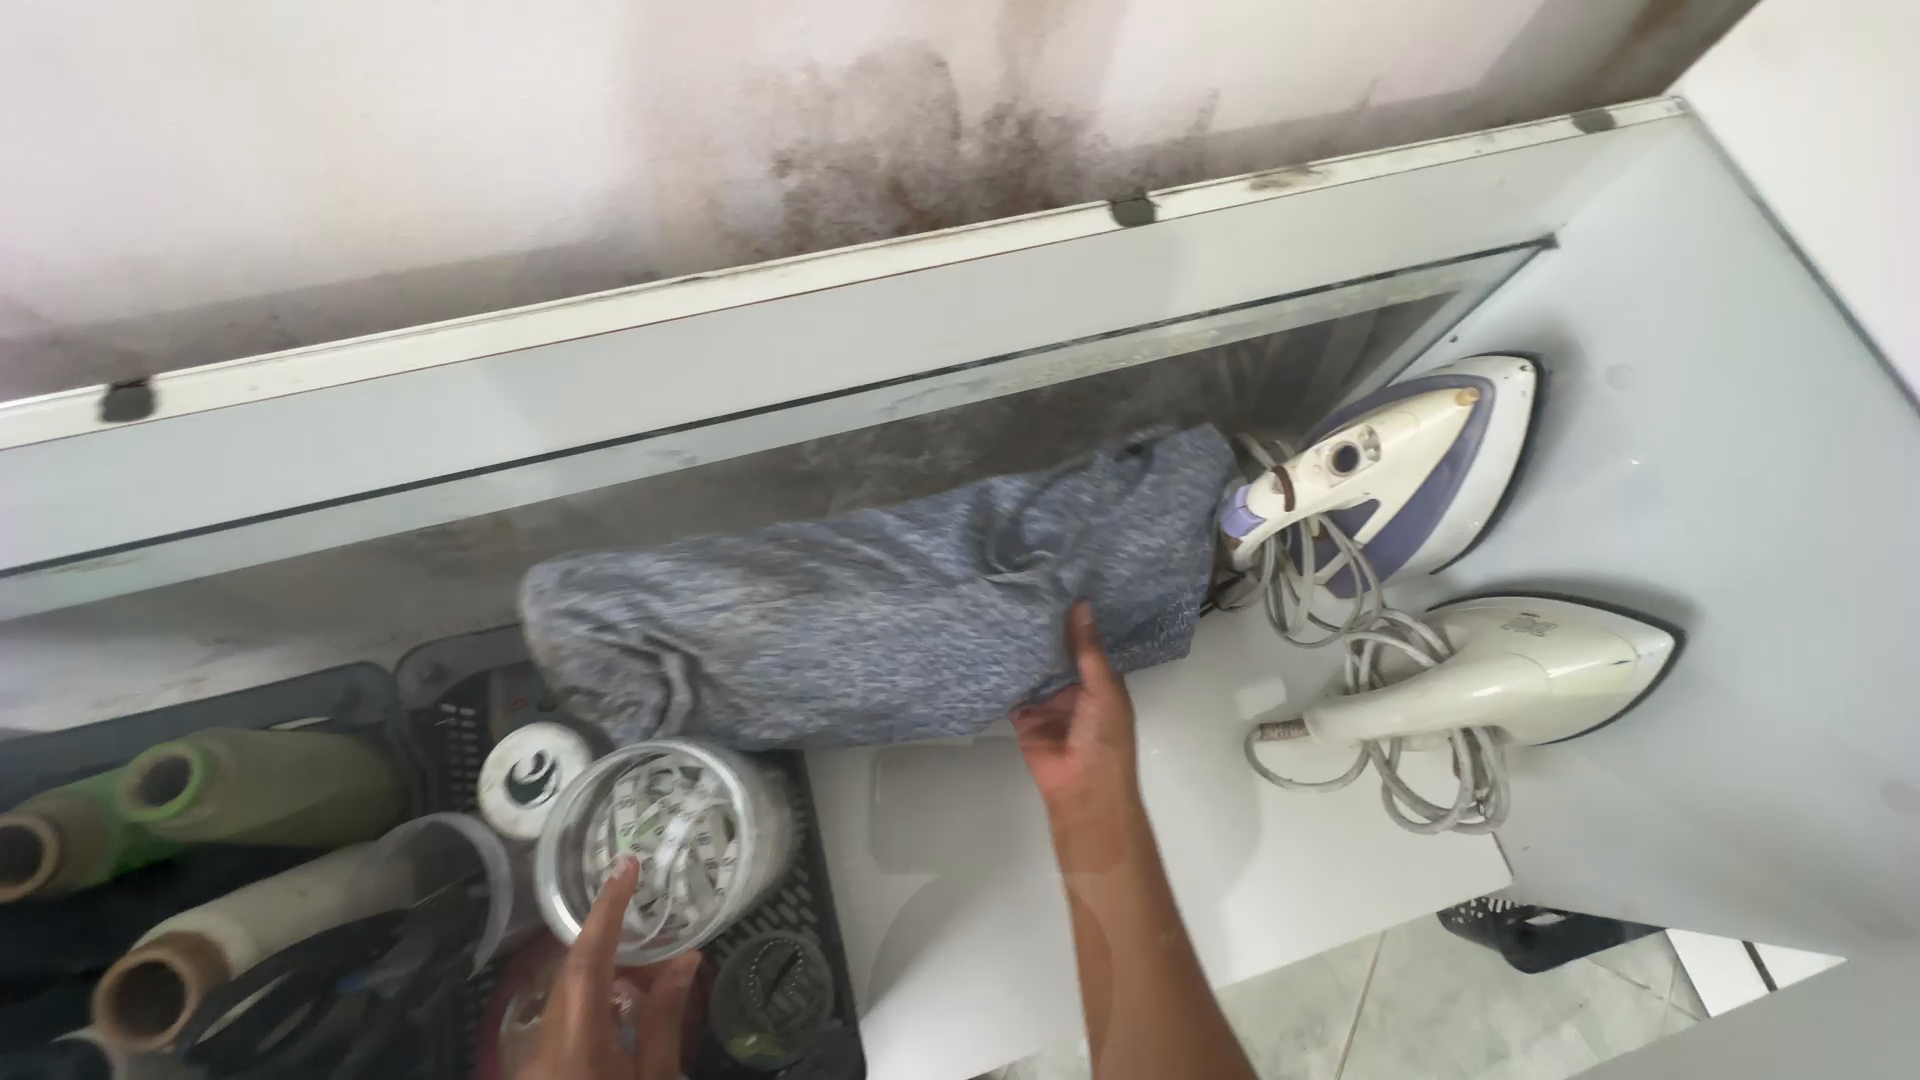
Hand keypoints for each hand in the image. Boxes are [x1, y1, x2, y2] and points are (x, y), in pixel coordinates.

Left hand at [519, 856, 699, 1079]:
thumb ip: (664, 1016)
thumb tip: (685, 958)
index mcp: (575, 1043)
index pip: (588, 959)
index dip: (607, 909)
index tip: (625, 867)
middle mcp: (540, 1050)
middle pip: (570, 976)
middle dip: (606, 937)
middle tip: (639, 902)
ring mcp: (531, 1070)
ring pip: (564, 1002)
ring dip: (601, 974)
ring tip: (643, 960)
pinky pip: (561, 1027)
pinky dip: (593, 1006)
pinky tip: (623, 1012)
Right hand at [1012, 601, 1139, 811]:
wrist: (1083, 788)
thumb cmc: (1105, 736)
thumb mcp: (1102, 687)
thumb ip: (1088, 649)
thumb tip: (1082, 604)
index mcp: (1100, 680)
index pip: (1086, 643)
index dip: (1075, 619)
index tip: (1059, 585)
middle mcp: (1073, 687)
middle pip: (1056, 654)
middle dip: (1044, 631)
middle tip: (1024, 591)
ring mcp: (1048, 702)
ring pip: (1034, 670)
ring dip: (1023, 650)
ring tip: (1004, 610)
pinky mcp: (1024, 715)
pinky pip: (1013, 691)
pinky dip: (1004, 675)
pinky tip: (990, 646)